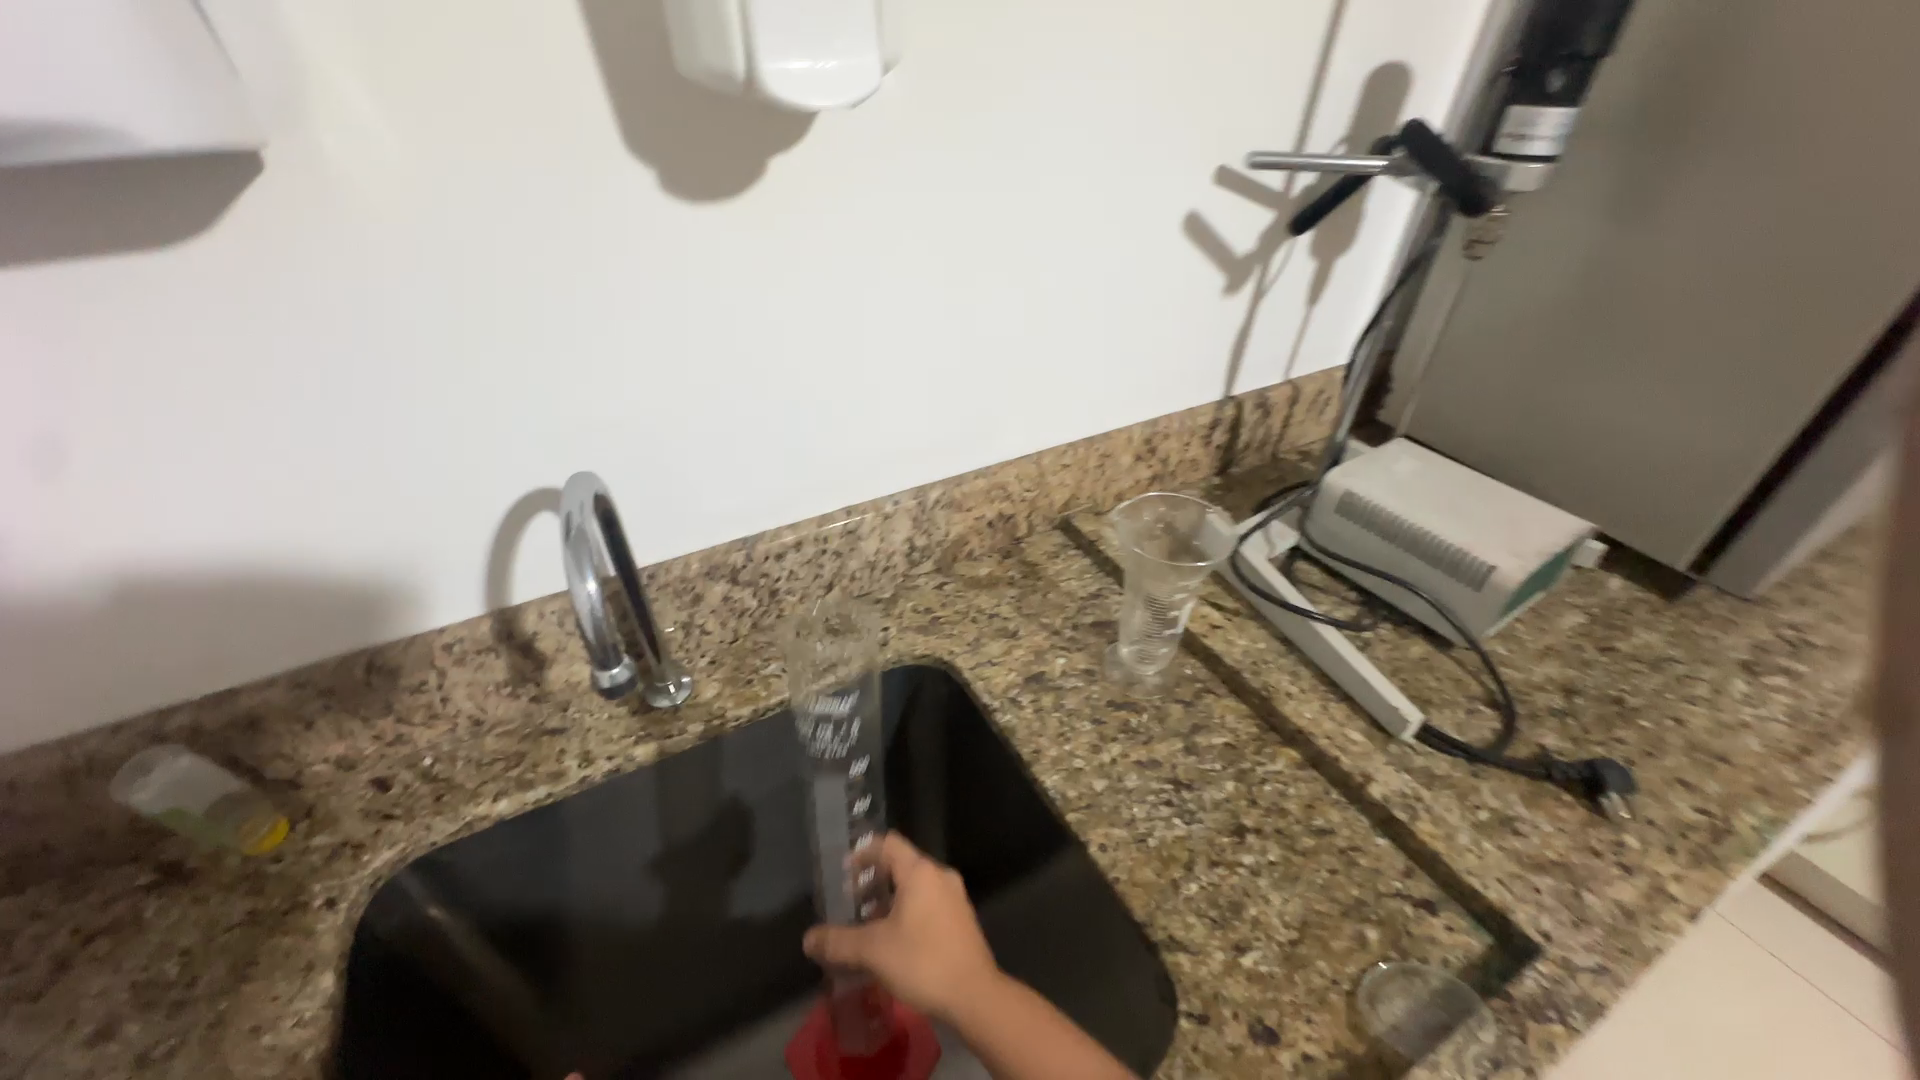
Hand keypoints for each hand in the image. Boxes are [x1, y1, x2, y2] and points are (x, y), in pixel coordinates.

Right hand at [801, 832, 1001, 1022]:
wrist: (975, 995)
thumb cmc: (922, 961)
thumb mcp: (873, 951)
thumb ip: (838, 942)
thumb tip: (808, 940)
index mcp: (920, 872)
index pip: (888, 844)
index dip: (863, 854)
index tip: (844, 874)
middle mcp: (940, 877)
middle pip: (902, 866)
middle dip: (873, 882)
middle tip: (851, 904)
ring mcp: (955, 899)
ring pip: (916, 888)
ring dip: (890, 901)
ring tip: (868, 927)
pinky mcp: (962, 921)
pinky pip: (929, 905)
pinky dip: (908, 914)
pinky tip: (894, 943)